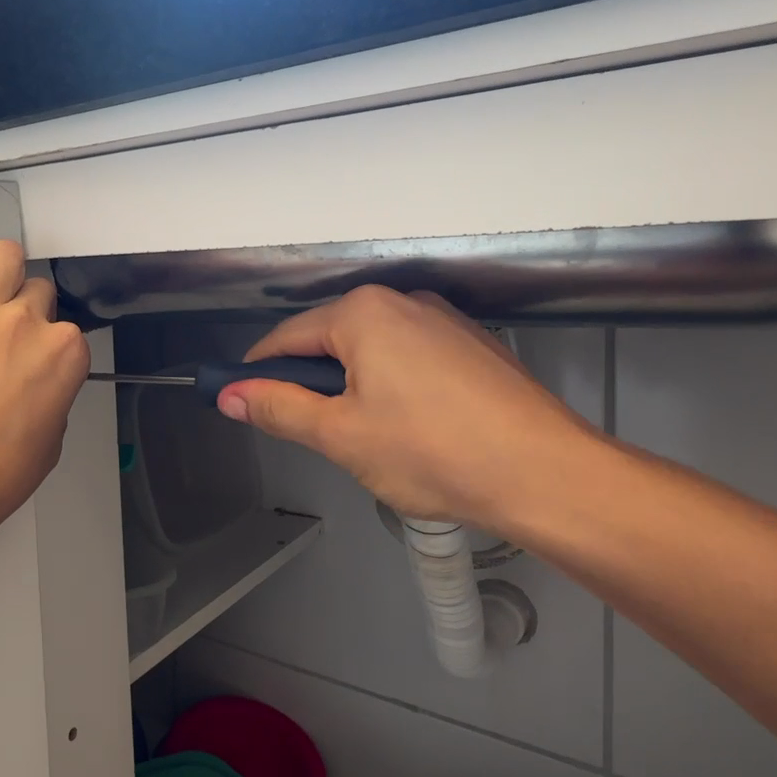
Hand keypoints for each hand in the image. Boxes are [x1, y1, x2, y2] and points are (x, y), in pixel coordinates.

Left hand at [0, 240, 90, 526]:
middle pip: (38, 290)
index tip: (33, 360)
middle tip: (5, 337)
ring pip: (4, 256)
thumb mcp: (51, 440)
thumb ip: (54, 396)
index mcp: (66, 355)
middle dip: (26, 309)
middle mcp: (29, 323)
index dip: (49, 345)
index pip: (68, 328)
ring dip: (1, 273)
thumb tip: (39, 383)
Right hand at [216, 286, 601, 527]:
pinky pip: (412, 356)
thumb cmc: (435, 452)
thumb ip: (278, 408)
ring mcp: (446, 321)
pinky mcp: (475, 345)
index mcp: (363, 313)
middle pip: (332, 338)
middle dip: (313, 381)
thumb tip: (231, 396)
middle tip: (315, 432)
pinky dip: (395, 384)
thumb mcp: (339, 435)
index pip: (287, 337)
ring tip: (369, 437)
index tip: (243, 400)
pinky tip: (412, 427)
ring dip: (355, 384)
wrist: (545, 473)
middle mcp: (404, 302)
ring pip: (374, 349)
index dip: (259, 372)